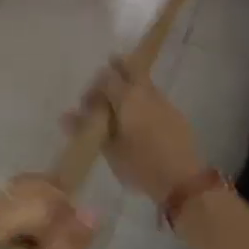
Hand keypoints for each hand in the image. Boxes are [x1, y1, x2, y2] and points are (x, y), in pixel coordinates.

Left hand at [0, 177, 97, 248]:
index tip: (81, 229)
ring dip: (49, 215)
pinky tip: (48, 248)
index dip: (63, 206)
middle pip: (24, 190)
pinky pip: (14, 215)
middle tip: (76, 236)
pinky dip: (37, 225)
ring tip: (65, 245)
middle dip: (57, 206)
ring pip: (21, 200)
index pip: (31, 193)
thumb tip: (93, 211)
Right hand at [64, 59, 206, 201]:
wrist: (183, 179)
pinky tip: (137, 121)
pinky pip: (154, 98)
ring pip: (144, 82)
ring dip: (130, 86)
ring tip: (118, 108)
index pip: (107, 77)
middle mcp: (146, 92)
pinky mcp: (175, 113)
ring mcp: (163, 101)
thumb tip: (65, 116)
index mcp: (127, 97)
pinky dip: (142, 100)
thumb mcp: (109, 150)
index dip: (94, 87)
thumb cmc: (140, 165)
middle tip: (103, 86)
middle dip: (116, 69)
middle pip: (131, 68)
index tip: (87, 102)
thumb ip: (87, 129)